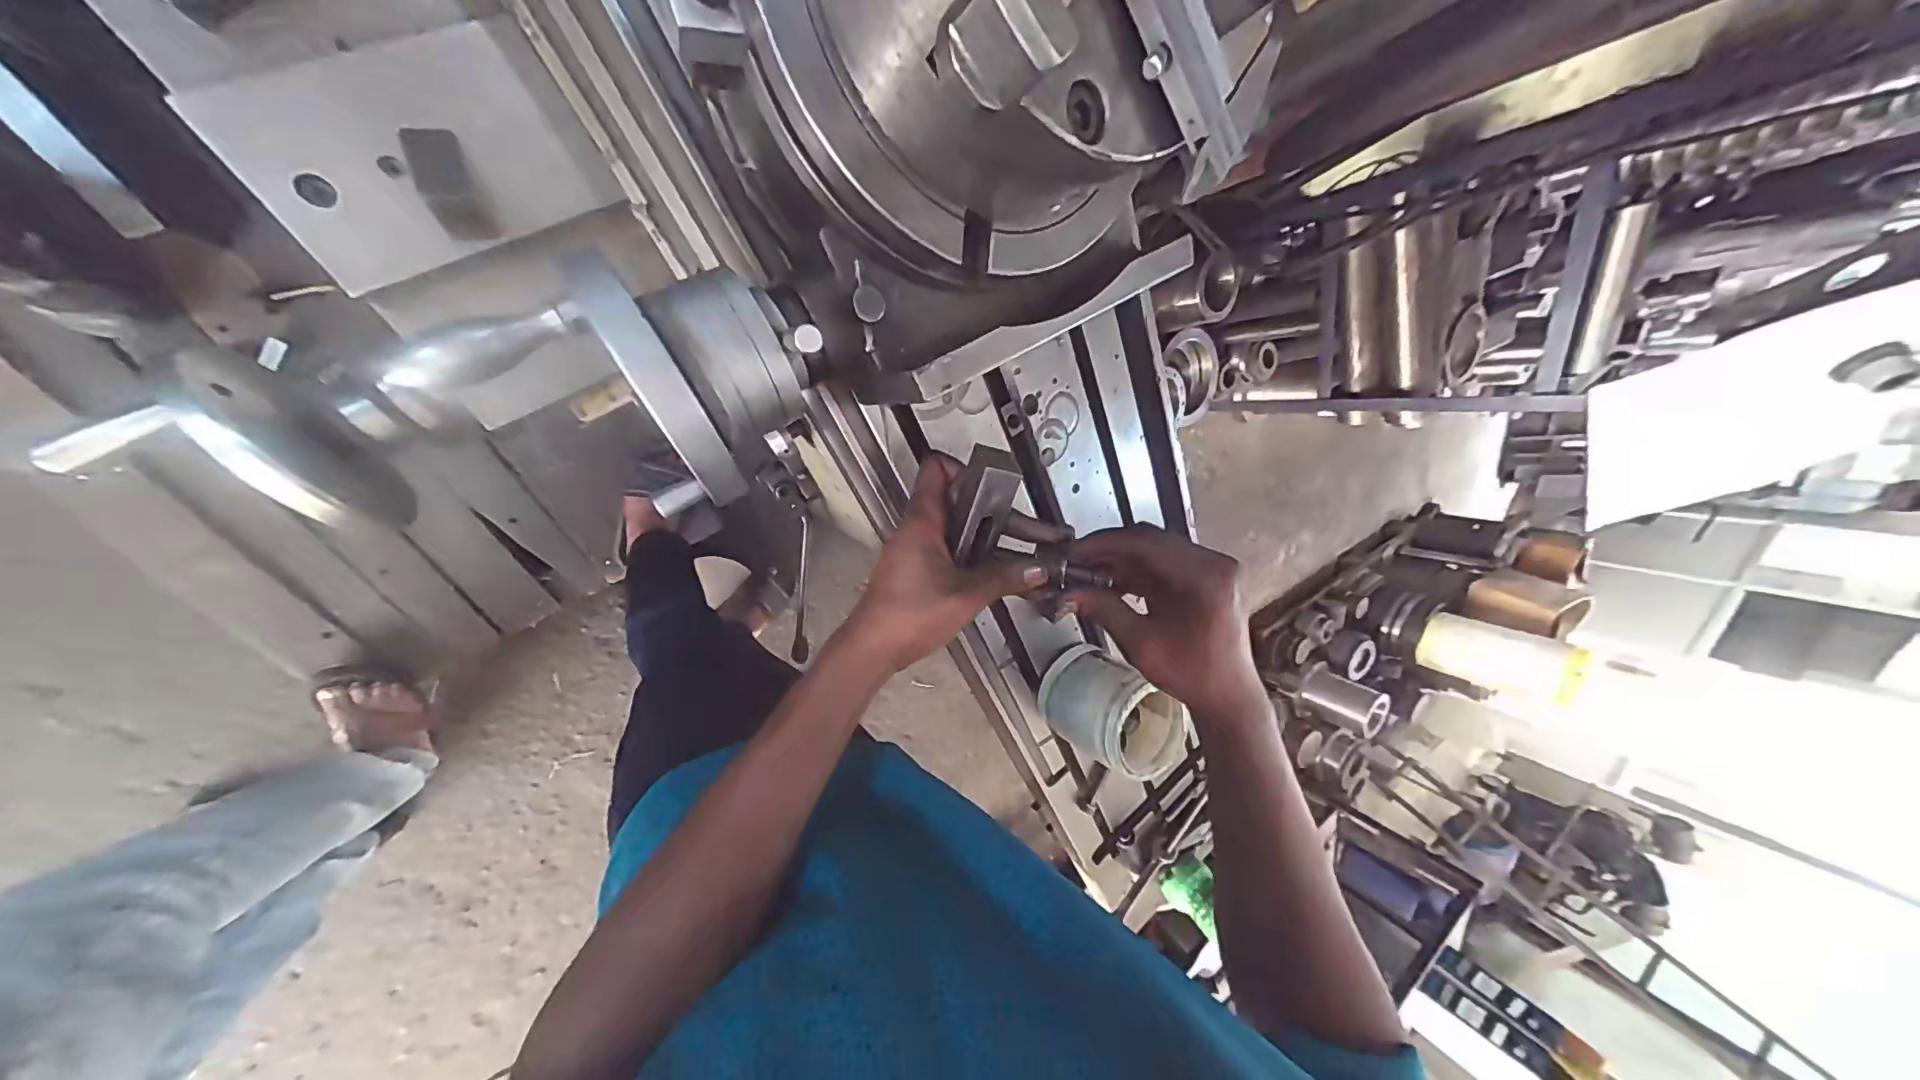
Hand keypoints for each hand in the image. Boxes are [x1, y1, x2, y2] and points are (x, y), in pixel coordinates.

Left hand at [839, 453, 1046, 673]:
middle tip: (1016, 521)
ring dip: (982, 535)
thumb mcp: (965, 596)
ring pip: (953, 527)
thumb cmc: (907, 617)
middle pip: (954, 500)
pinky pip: (948, 550)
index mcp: (922, 522)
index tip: (994, 487)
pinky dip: (971, 555)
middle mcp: (916, 529)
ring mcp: (914, 549)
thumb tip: (1036, 570)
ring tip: (1014, 547)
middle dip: (988, 509)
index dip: (967, 468)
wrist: (873, 649)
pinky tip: (993, 571)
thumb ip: (1003, 578)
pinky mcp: (916, 569)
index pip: (937, 468)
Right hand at [1062, 525, 1267, 721]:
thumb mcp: (1142, 643)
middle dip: (1109, 550)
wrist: (1227, 696)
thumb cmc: (1196, 675)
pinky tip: (1110, 582)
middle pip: (1150, 541)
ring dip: (1119, 560)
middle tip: (1077, 561)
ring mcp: (1210, 570)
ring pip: (1153, 551)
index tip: (1077, 551)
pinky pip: (1162, 564)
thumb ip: (1105, 610)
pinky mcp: (1202, 578)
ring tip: (1088, 573)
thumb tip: (1072, 593)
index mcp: (1206, 576)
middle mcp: (1213, 564)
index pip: (1147, 543)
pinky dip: (1135, 571)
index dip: (1105, 544)